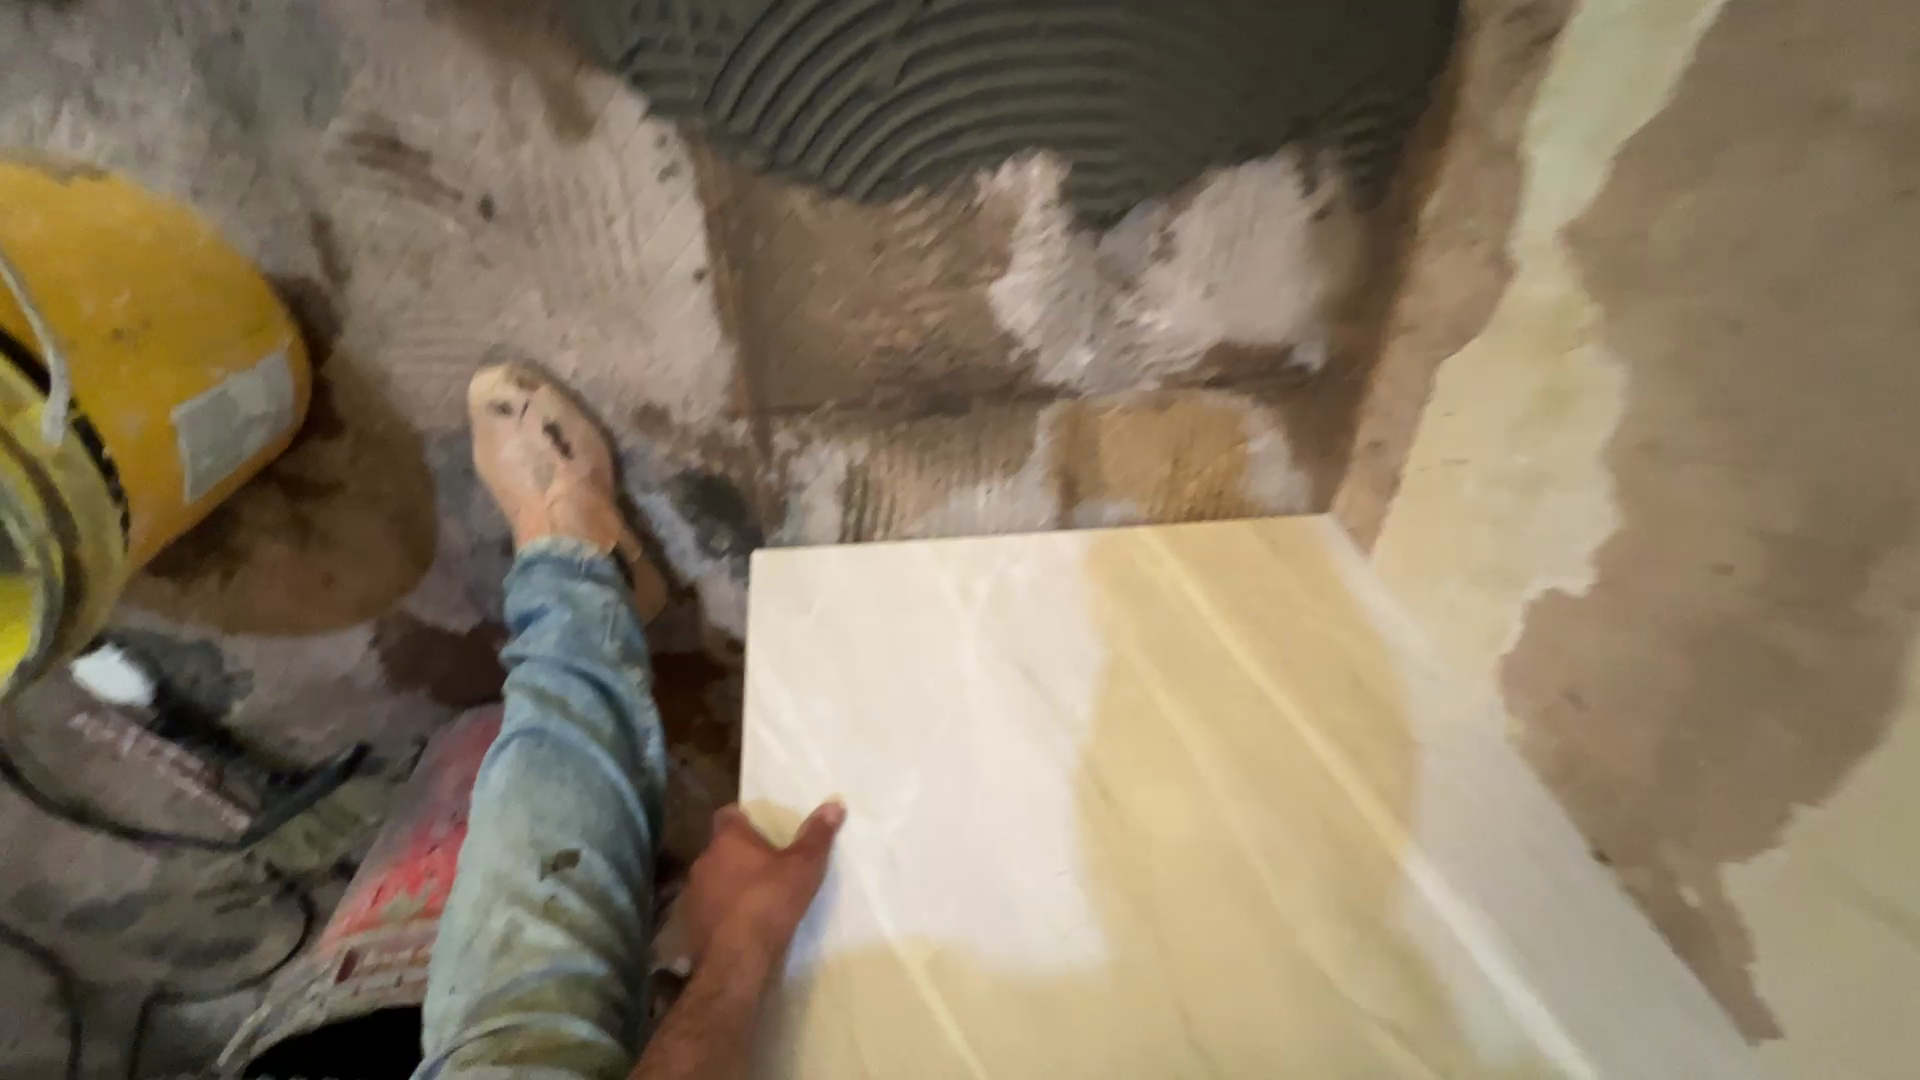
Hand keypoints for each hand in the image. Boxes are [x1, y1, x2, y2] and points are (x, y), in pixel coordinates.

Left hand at [675, 801, 845, 964]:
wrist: (736, 961)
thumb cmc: (769, 902)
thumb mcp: (804, 866)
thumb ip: (817, 835)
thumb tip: (834, 804)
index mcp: (728, 840)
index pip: (726, 814)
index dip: (742, 818)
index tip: (760, 826)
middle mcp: (704, 861)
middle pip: (721, 848)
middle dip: (740, 854)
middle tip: (767, 862)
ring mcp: (693, 895)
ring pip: (713, 879)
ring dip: (729, 883)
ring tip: (756, 895)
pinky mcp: (691, 925)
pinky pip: (708, 908)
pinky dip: (722, 911)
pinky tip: (741, 924)